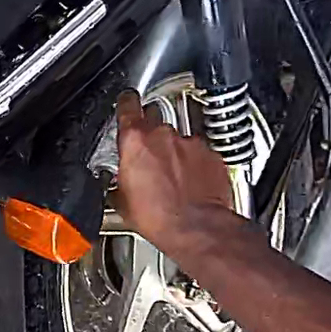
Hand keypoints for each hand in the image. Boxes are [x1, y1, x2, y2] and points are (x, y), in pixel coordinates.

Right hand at [113, 90, 263, 261]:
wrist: (196, 229)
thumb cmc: (158, 216)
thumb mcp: (121, 200)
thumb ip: (119, 178)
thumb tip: (118, 182)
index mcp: (135, 141)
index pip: (128, 105)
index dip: (126, 103)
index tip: (127, 102)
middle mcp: (163, 136)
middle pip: (154, 122)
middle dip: (149, 136)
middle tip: (146, 158)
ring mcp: (190, 144)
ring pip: (177, 140)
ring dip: (172, 154)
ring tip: (169, 179)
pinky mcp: (211, 155)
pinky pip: (198, 154)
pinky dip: (192, 165)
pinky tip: (187, 184)